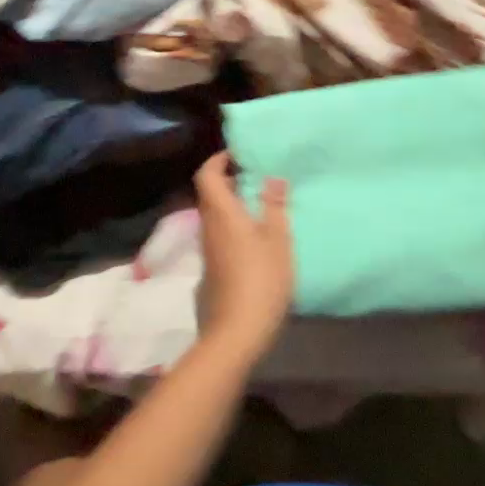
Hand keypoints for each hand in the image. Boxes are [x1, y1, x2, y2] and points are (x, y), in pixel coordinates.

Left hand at [193, 153, 294, 362]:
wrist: (236, 330)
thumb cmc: (261, 279)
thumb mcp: (278, 240)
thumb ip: (274, 207)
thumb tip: (272, 177)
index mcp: (221, 212)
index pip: (207, 175)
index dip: (219, 160)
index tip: (239, 155)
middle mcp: (208, 226)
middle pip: (210, 194)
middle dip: (229, 181)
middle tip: (256, 178)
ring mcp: (208, 248)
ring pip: (214, 215)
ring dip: (232, 204)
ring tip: (261, 204)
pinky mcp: (213, 267)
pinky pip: (219, 234)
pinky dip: (233, 225)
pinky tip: (256, 236)